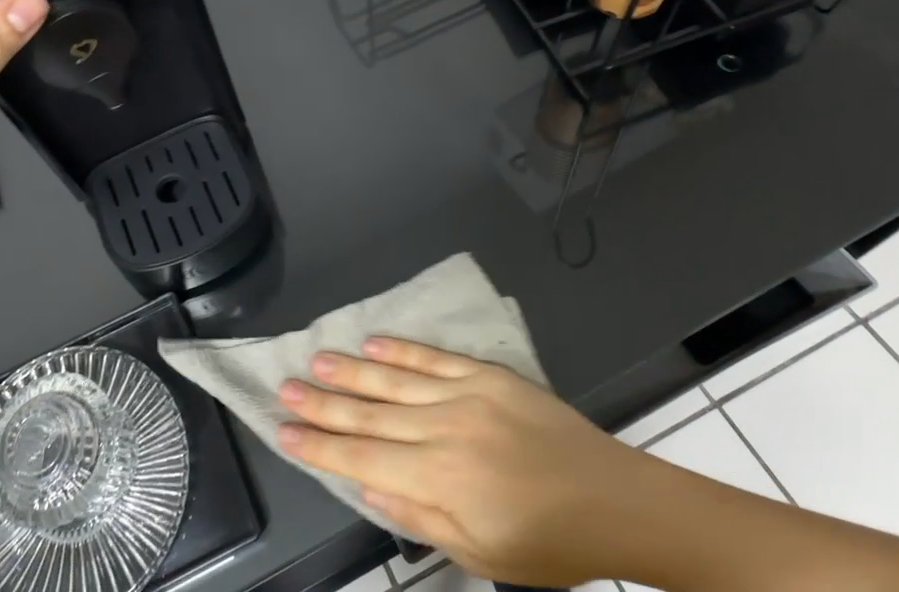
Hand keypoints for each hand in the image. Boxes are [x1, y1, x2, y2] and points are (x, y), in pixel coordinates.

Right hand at [277, 339, 670, 586]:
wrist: (615, 499)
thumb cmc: (548, 542)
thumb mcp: (480, 553)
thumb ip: (419, 518)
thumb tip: (366, 486)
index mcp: (440, 479)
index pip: (362, 458)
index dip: (319, 447)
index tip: (282, 432)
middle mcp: (445, 429)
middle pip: (369, 415)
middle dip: (322, 405)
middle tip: (283, 389)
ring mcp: (468, 395)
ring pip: (395, 381)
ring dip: (351, 372)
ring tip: (315, 361)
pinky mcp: (491, 376)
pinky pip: (436, 358)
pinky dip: (402, 351)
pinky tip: (372, 345)